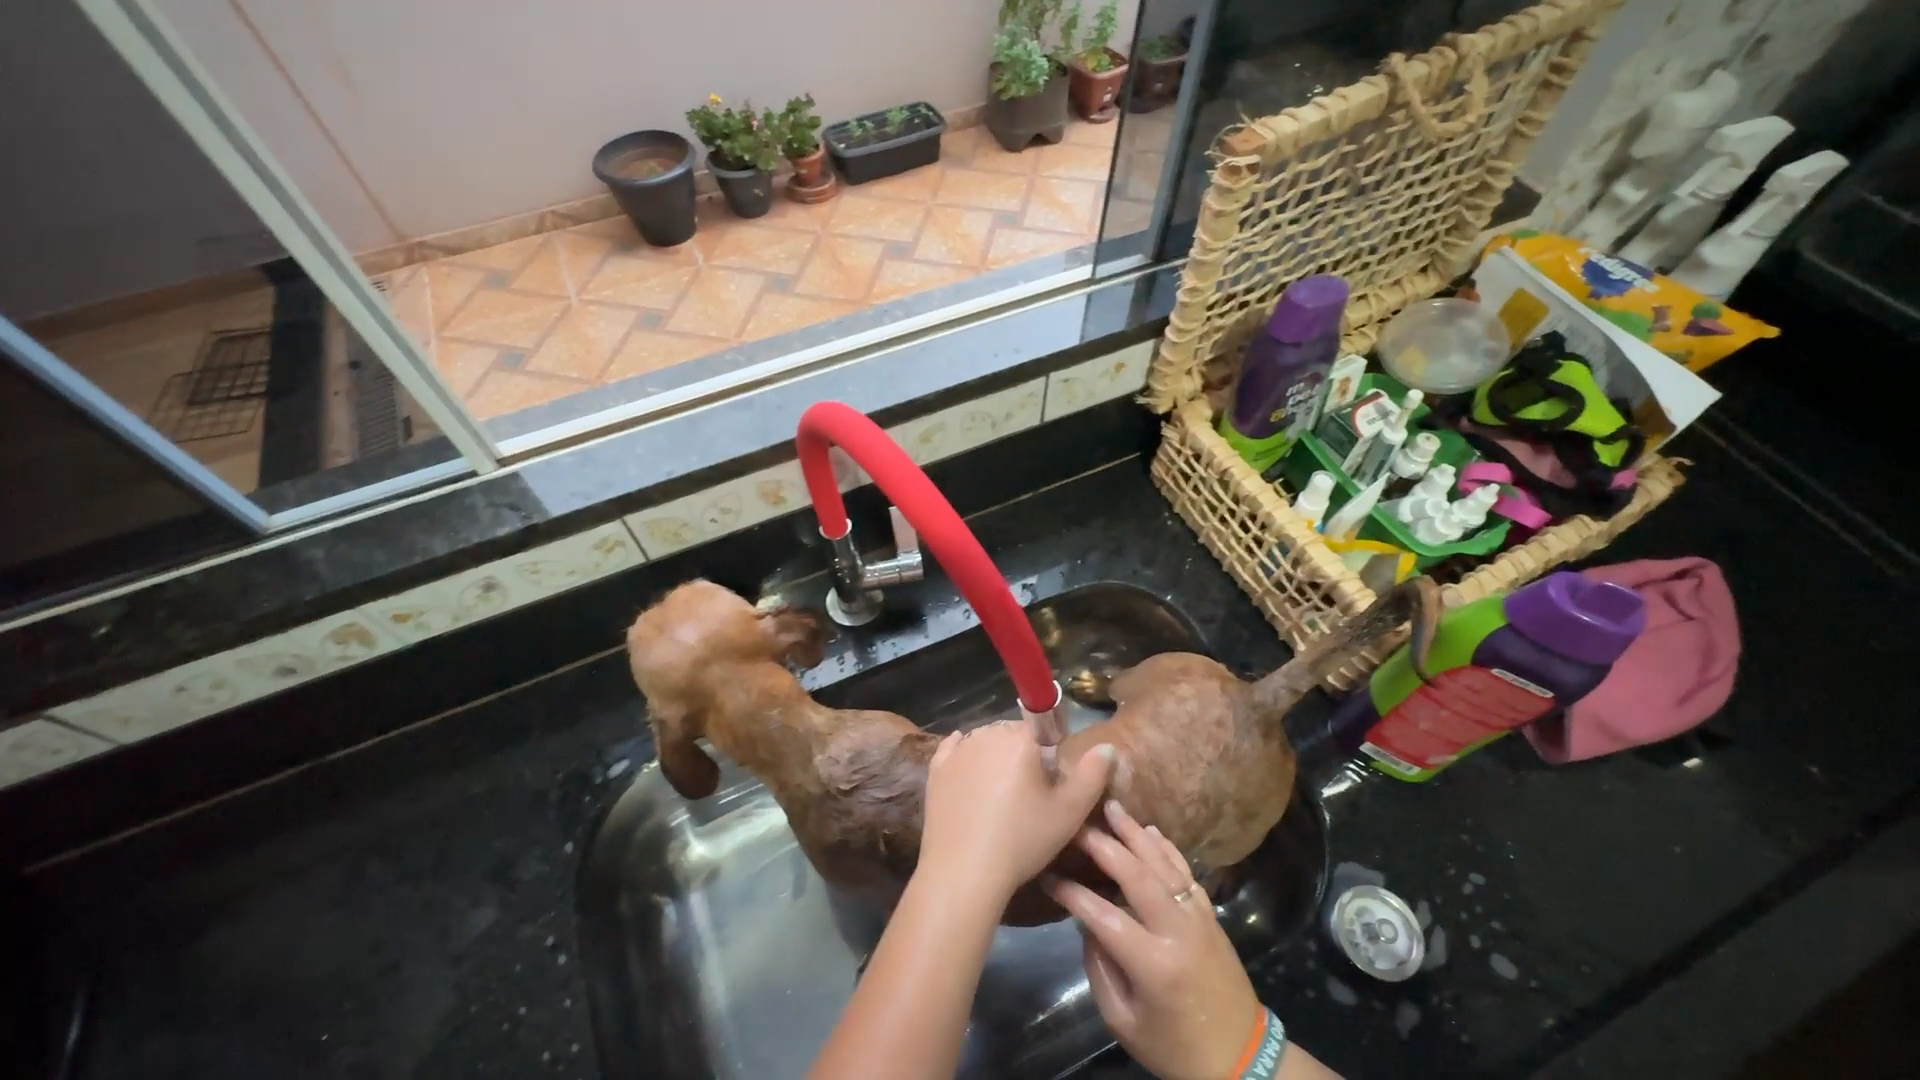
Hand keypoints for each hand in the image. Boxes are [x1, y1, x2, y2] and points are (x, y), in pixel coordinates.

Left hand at [919, 722, 1115, 901]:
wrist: (964, 871)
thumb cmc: (1022, 840)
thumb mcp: (1069, 813)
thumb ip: (1093, 775)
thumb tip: (1107, 746)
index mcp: (1020, 738)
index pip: (1040, 729)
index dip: (1047, 755)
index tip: (1048, 785)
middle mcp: (986, 734)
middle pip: (1011, 735)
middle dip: (1021, 755)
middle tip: (1027, 796)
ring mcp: (957, 751)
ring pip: (983, 742)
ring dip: (993, 757)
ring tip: (999, 796)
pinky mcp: (936, 770)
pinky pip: (954, 750)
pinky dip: (964, 755)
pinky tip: (969, 770)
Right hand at [1045, 801, 1262, 1079]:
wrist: (1240, 1056)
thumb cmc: (1173, 1046)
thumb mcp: (1124, 1020)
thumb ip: (1100, 967)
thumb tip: (1086, 922)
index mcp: (1153, 964)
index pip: (1103, 915)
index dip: (1072, 893)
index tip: (1048, 876)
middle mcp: (1178, 931)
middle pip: (1138, 875)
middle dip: (1105, 846)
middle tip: (1078, 824)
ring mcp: (1199, 918)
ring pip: (1165, 864)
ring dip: (1136, 834)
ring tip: (1112, 808)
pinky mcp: (1211, 915)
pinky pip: (1186, 872)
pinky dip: (1167, 848)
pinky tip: (1149, 831)